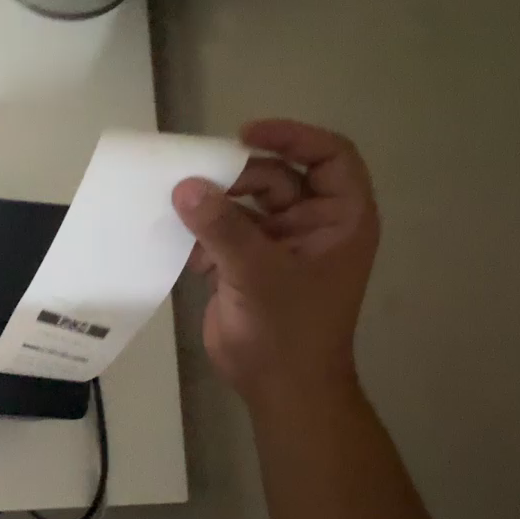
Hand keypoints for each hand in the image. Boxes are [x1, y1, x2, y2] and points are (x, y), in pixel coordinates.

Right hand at [173, 119, 378, 407]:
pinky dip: (201, 237)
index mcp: (339, 219)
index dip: (292, 137)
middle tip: (195, 182)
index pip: (328, 157)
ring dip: (212, 207)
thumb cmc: (288, 328)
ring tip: (180, 212)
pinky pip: (221, 234)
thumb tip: (185, 187)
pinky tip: (187, 254)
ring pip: (243, 206)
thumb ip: (221, 227)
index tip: (244, 134)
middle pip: (275, 178)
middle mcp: (311, 225)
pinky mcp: (245, 267)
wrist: (278, 384)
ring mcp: (277, 247)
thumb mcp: (258, 271)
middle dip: (236, 177)